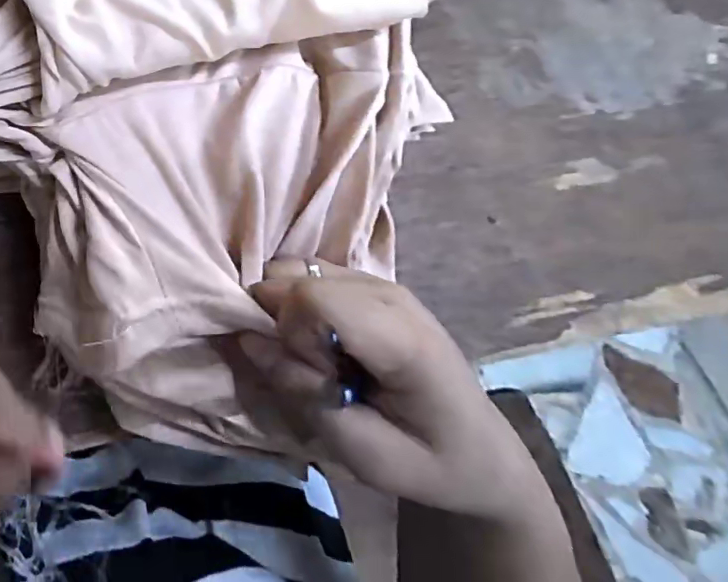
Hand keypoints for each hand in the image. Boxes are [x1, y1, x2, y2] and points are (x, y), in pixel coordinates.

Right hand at [232, 259, 553, 526]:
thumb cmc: (428, 461)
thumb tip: (246, 339)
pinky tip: (321, 338)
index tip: (308, 374)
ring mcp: (377, 279)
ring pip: (292, 267)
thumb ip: (302, 394)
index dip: (289, 332)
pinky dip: (296, 301)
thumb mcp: (365, 455)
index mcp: (400, 338)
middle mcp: (387, 292)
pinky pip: (306, 271)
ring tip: (314, 352)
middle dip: (278, 319)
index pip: (312, 297)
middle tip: (306, 366)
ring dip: (284, 308)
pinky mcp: (366, 279)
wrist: (480, 449)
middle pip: (293, 275)